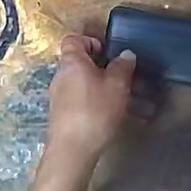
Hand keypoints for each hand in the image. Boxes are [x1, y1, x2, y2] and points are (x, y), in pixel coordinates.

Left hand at [46, 35, 135, 162]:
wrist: (72, 150)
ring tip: (130, 101)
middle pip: (82, 63)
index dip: (91, 41)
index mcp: (71, 62)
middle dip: (105, 69)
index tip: (108, 52)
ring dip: (106, 89)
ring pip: (86, 85)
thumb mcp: (116, 86)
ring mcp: (60, 96)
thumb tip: (126, 54)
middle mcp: (61, 76)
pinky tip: (117, 117)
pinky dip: (99, 103)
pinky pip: (83, 101)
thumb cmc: (95, 111)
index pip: (74, 40)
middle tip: (125, 78)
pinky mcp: (63, 114)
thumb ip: (122, 67)